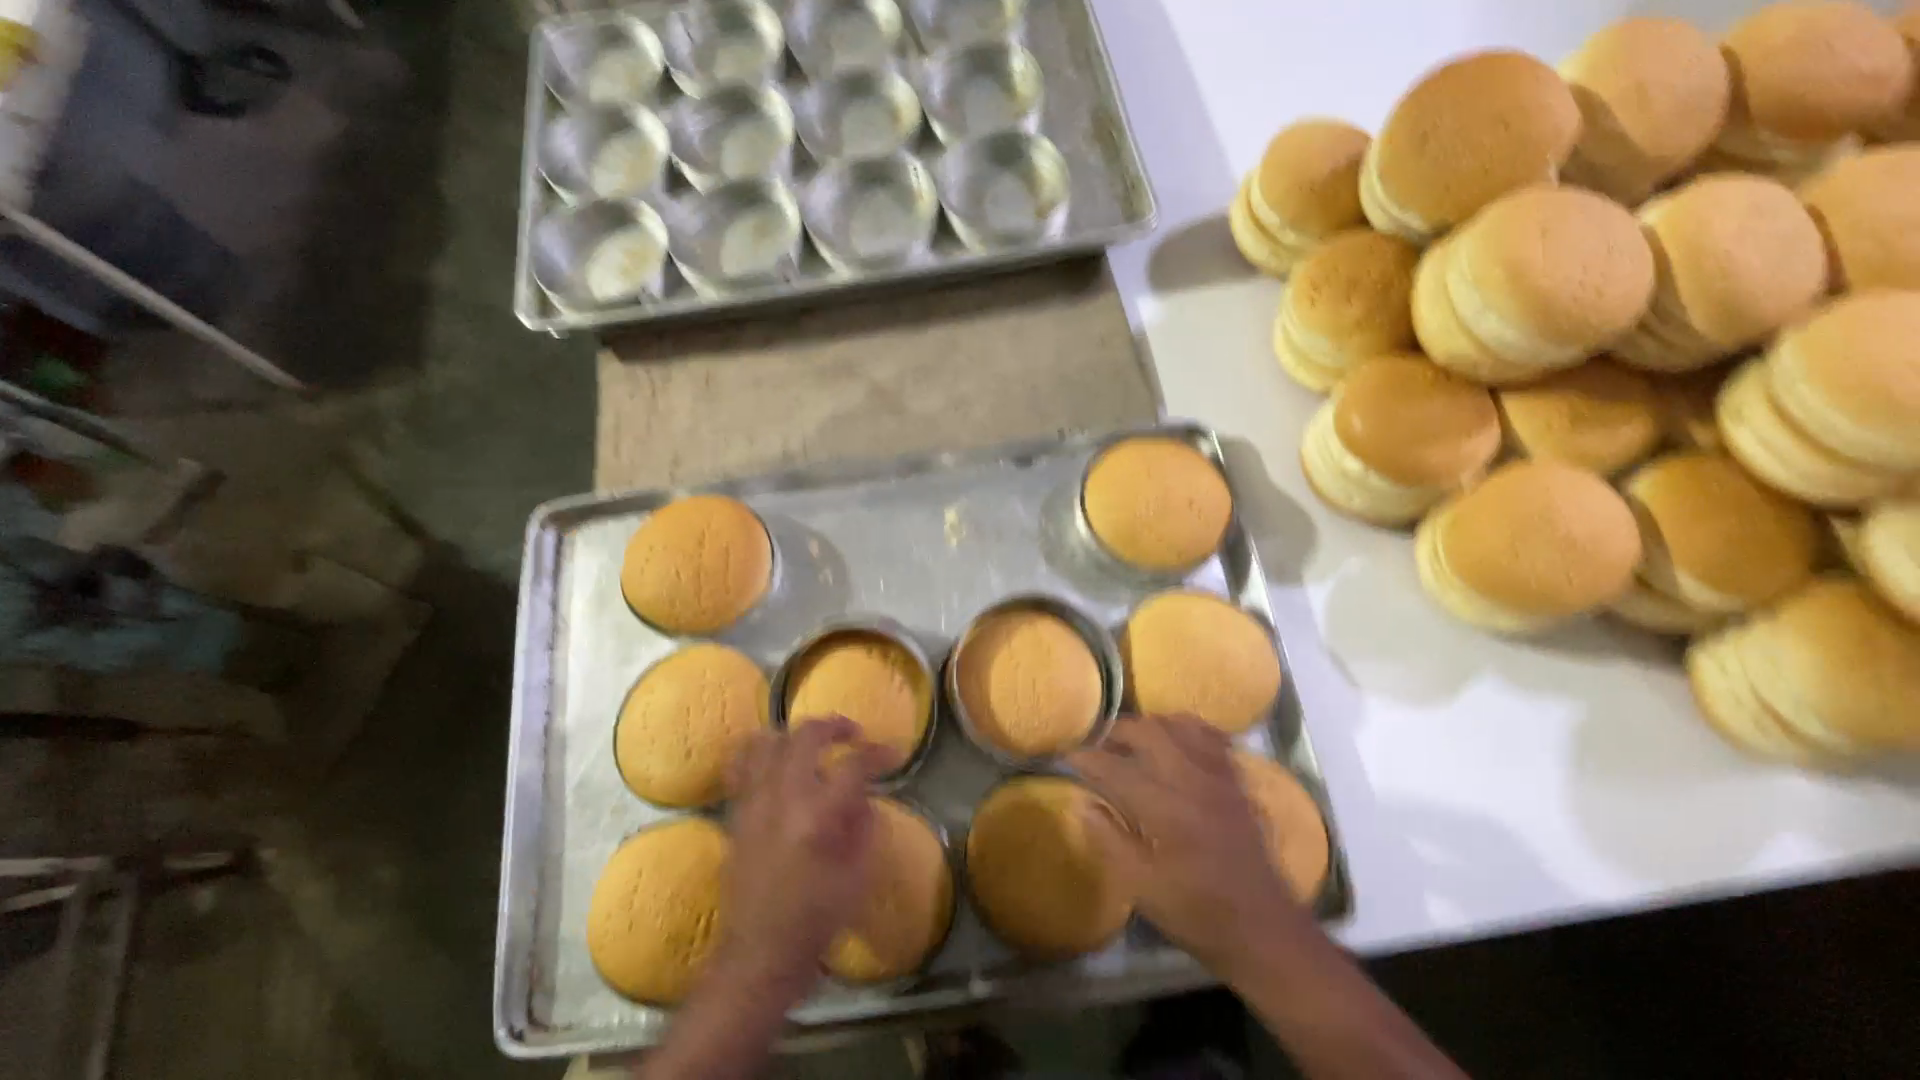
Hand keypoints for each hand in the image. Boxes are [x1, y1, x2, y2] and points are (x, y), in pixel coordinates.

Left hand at [709, 717, 892, 1010]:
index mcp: (818, 816)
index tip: (893, 754)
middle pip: (806, 737)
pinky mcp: (735, 815)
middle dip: (835, 726)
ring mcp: (752, 803)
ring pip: (767, 742)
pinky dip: (760, 754)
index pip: (853, 765)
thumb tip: (863, 798)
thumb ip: (864, 827)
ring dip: (794, 734)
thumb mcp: (858, 878)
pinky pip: (741, 767)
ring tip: (811, 742)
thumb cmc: (816, 922)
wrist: (758, 955)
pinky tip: (774, 763)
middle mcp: (781, 799)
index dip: (878, 753)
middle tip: (854, 734)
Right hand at [1068, 713, 1311, 979]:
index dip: (1087, 759)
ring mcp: (1220, 778)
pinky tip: (1179, 739)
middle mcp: (1193, 781)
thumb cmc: (1198, 914)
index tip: (1067, 757)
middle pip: (1149, 732)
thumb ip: (1109, 840)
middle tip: (1098, 745)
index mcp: (1165, 809)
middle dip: (1117, 731)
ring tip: (1134, 740)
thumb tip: (1083, 803)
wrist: (1264, 928)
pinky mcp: (1238, 784)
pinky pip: (1213, 738)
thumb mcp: (1142, 888)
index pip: (1115, 768)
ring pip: (1182, 726)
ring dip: (1152, 725)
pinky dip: (1191, 730)